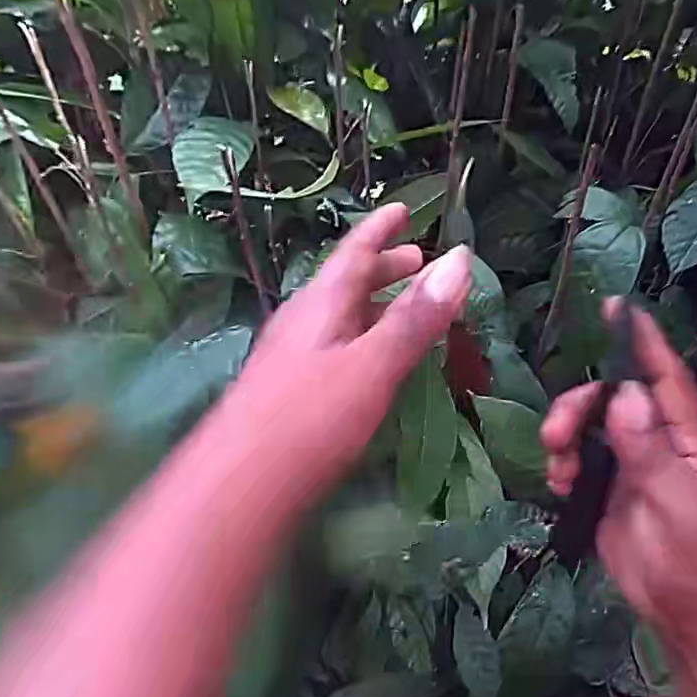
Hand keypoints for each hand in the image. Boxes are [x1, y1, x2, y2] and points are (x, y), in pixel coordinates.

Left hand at [220, 203, 470, 489]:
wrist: (239, 487)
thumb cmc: (309, 418)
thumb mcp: (372, 364)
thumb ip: (415, 317)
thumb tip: (458, 259)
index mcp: (321, 305)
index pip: (354, 253)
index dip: (380, 229)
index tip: (404, 209)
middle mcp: (303, 322)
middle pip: (347, 283)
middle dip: (385, 267)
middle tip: (419, 261)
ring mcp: (293, 357)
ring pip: (342, 316)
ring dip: (376, 304)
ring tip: (406, 306)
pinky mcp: (292, 391)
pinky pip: (337, 345)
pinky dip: (366, 337)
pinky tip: (373, 359)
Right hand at [541, 302, 696, 658]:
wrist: (690, 621)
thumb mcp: (683, 508)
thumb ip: (652, 453)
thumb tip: (625, 396)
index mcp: (692, 439)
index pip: (667, 378)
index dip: (643, 342)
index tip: (618, 307)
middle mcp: (661, 442)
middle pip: (614, 398)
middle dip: (581, 405)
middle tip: (557, 433)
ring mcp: (634, 465)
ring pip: (590, 425)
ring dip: (566, 434)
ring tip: (557, 466)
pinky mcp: (610, 490)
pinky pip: (579, 459)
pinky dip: (563, 464)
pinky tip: (561, 485)